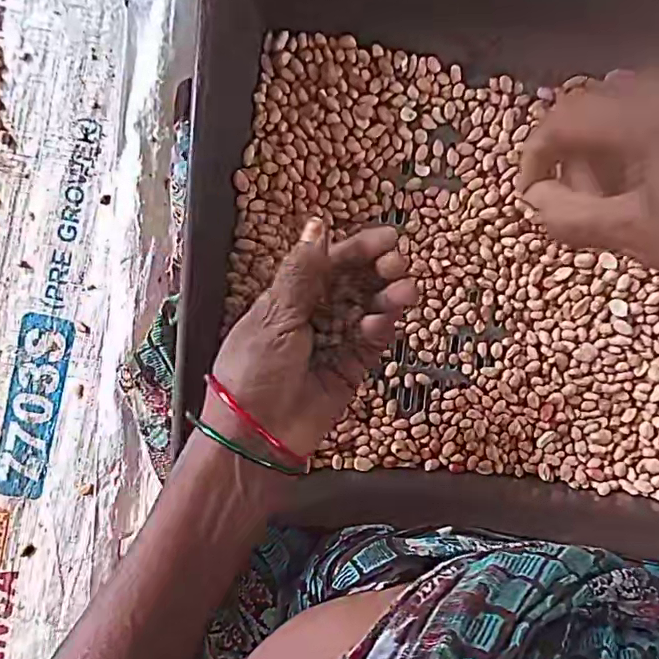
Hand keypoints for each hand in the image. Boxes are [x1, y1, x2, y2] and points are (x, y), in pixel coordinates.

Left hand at [208, 219, 416, 463]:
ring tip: (404, 290)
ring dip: (388, 298)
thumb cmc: (253, 370)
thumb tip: (316, 224)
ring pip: (370, 311)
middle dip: (380, 270)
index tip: (388, 238)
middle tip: (398, 263)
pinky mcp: (350, 370)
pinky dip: (379, 331)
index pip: (330, 263)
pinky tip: (379, 323)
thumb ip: (302, 272)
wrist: (255, 434)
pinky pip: (371, 344)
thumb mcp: (274, 315)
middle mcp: (316, 316)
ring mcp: (334, 343)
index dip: (358, 248)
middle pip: (356, 284)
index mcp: (291, 297)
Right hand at [517, 67, 658, 310]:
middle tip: (586, 213)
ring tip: (624, 209)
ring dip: (612, 158)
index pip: (564, 117)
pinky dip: (649, 152)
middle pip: (599, 111)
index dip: (535, 158)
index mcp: (652, 112)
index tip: (531, 199)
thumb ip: (569, 216)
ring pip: (636, 115)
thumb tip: (534, 199)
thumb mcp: (636, 237)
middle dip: (578, 160)